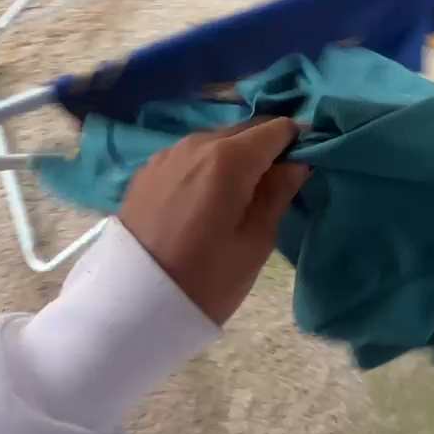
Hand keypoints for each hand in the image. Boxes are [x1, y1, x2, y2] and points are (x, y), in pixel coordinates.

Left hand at [118, 118, 310, 325]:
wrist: (129, 305)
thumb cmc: (204, 280)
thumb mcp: (255, 242)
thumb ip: (280, 191)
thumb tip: (298, 160)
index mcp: (229, 158)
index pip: (278, 128)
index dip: (297, 142)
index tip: (304, 164)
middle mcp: (198, 142)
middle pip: (247, 129)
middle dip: (267, 147)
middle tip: (275, 183)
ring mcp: (169, 152)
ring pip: (218, 139)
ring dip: (236, 155)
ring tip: (239, 194)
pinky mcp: (149, 168)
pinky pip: (191, 154)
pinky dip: (208, 164)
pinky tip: (205, 197)